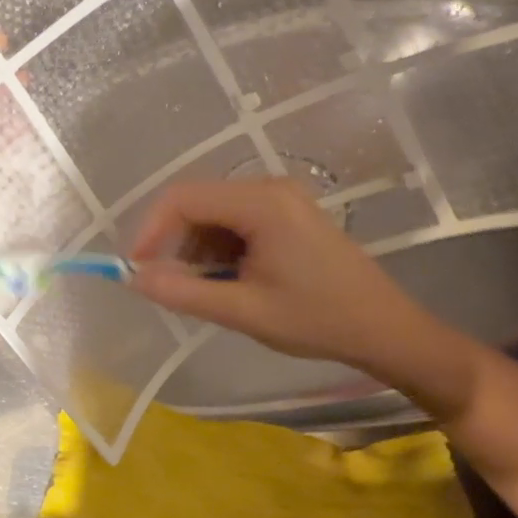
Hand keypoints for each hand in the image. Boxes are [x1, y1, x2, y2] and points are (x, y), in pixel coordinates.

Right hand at [127, 178, 446, 371]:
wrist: (385, 329)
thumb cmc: (317, 319)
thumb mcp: (242, 311)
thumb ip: (182, 292)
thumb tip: (132, 278)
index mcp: (262, 203)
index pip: (182, 198)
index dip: (150, 231)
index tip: (137, 269)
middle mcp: (268, 188)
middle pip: (195, 202)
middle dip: (173, 242)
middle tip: (168, 284)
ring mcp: (279, 199)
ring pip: (210, 213)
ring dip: (194, 249)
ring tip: (205, 289)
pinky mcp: (284, 214)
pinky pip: (230, 221)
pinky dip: (216, 249)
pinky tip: (227, 280)